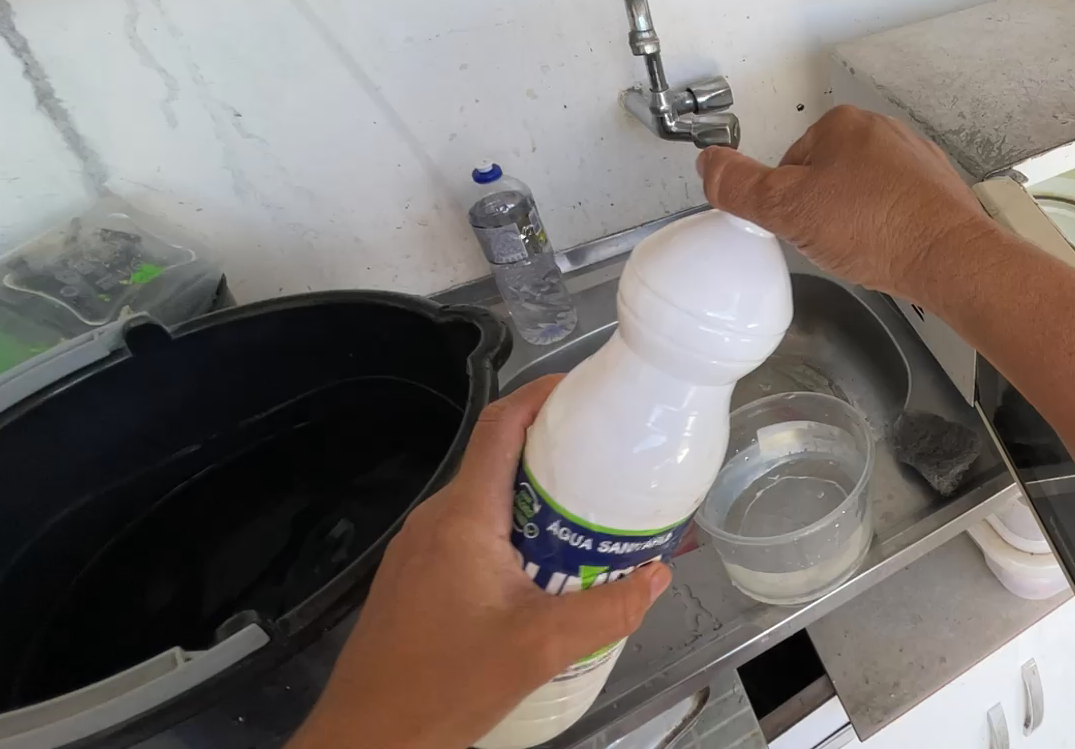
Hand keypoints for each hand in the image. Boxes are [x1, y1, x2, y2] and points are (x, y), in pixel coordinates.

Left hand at [287, 376, 671, 748]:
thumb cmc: (442, 687)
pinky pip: (472, 524)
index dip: (542, 393)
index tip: (590, 387)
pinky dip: (515, 520)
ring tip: (589, 506)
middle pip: (499, 454)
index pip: (501, 425)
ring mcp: (420, 547)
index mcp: (464, 516)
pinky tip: (544, 557)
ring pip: (487, 492)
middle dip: (556, 444)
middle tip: (611, 454)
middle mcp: (437, 518)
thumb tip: (658, 575)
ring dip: (537, 488)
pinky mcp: (416, 575)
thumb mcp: (539, 650)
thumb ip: (607, 610)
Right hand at [697, 105, 996, 303]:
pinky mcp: (934, 191)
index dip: (787, 202)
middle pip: (825, 176)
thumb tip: (709, 164)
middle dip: (822, 210)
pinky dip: (885, 228)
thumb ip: (740, 187)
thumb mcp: (787, 209)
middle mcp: (883, 133)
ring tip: (863, 244)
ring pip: (861, 194)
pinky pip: (893, 208)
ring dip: (855, 221)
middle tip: (832, 237)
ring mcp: (913, 160)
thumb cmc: (880, 229)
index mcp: (843, 125)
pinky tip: (887, 247)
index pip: (789, 162)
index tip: (799, 223)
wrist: (949, 258)